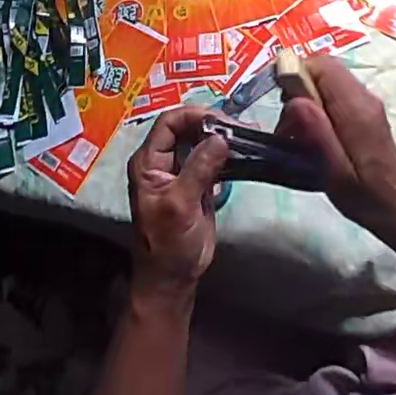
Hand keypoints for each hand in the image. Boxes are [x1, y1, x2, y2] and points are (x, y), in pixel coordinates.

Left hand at [126, 106, 228, 298]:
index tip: (221, 119)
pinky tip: (243, 152)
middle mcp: (162, 160)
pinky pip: (211, 158)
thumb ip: (199, 169)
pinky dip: (226, 153)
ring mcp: (180, 170)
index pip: (169, 123)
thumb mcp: (180, 205)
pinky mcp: (197, 182)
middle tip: (240, 127)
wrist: (173, 278)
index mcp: (148, 161)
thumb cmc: (167, 244)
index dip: (194, 116)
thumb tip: (220, 137)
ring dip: (222, 136)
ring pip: (200, 141)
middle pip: (186, 128)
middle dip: (212, 123)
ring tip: (247, 135)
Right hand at [276, 55, 395, 237]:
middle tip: (288, 121)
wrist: (394, 206)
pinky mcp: (364, 109)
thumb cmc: (362, 194)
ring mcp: (366, 101)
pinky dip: (317, 103)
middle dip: (298, 86)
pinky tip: (314, 132)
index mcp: (356, 108)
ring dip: (306, 96)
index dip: (296, 74)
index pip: (322, 65)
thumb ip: (317, 134)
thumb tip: (296, 102)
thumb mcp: (334, 170)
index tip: (281, 100)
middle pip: (324, 68)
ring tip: (298, 132)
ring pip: (327, 78)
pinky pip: (334, 91)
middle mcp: (364, 97)